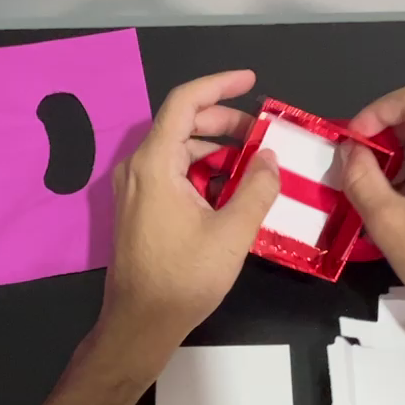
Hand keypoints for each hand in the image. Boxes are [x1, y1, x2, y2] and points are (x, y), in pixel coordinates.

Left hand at [100, 70, 281, 344]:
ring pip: (177, 150)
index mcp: (155, 164)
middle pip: (182, 124)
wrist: (140, 322)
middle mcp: (138, 168)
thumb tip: (269, 158)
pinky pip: (171, 173)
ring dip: (215, 149)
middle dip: (224, 122)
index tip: (251, 81)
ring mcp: (135, 188)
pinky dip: (201, 171)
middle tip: (262, 133)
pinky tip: (229, 189)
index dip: (219, 85)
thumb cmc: (184, 278)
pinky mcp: (139, 207)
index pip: (185, 102)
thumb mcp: (232, 232)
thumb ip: (256, 188)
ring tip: (253, 163)